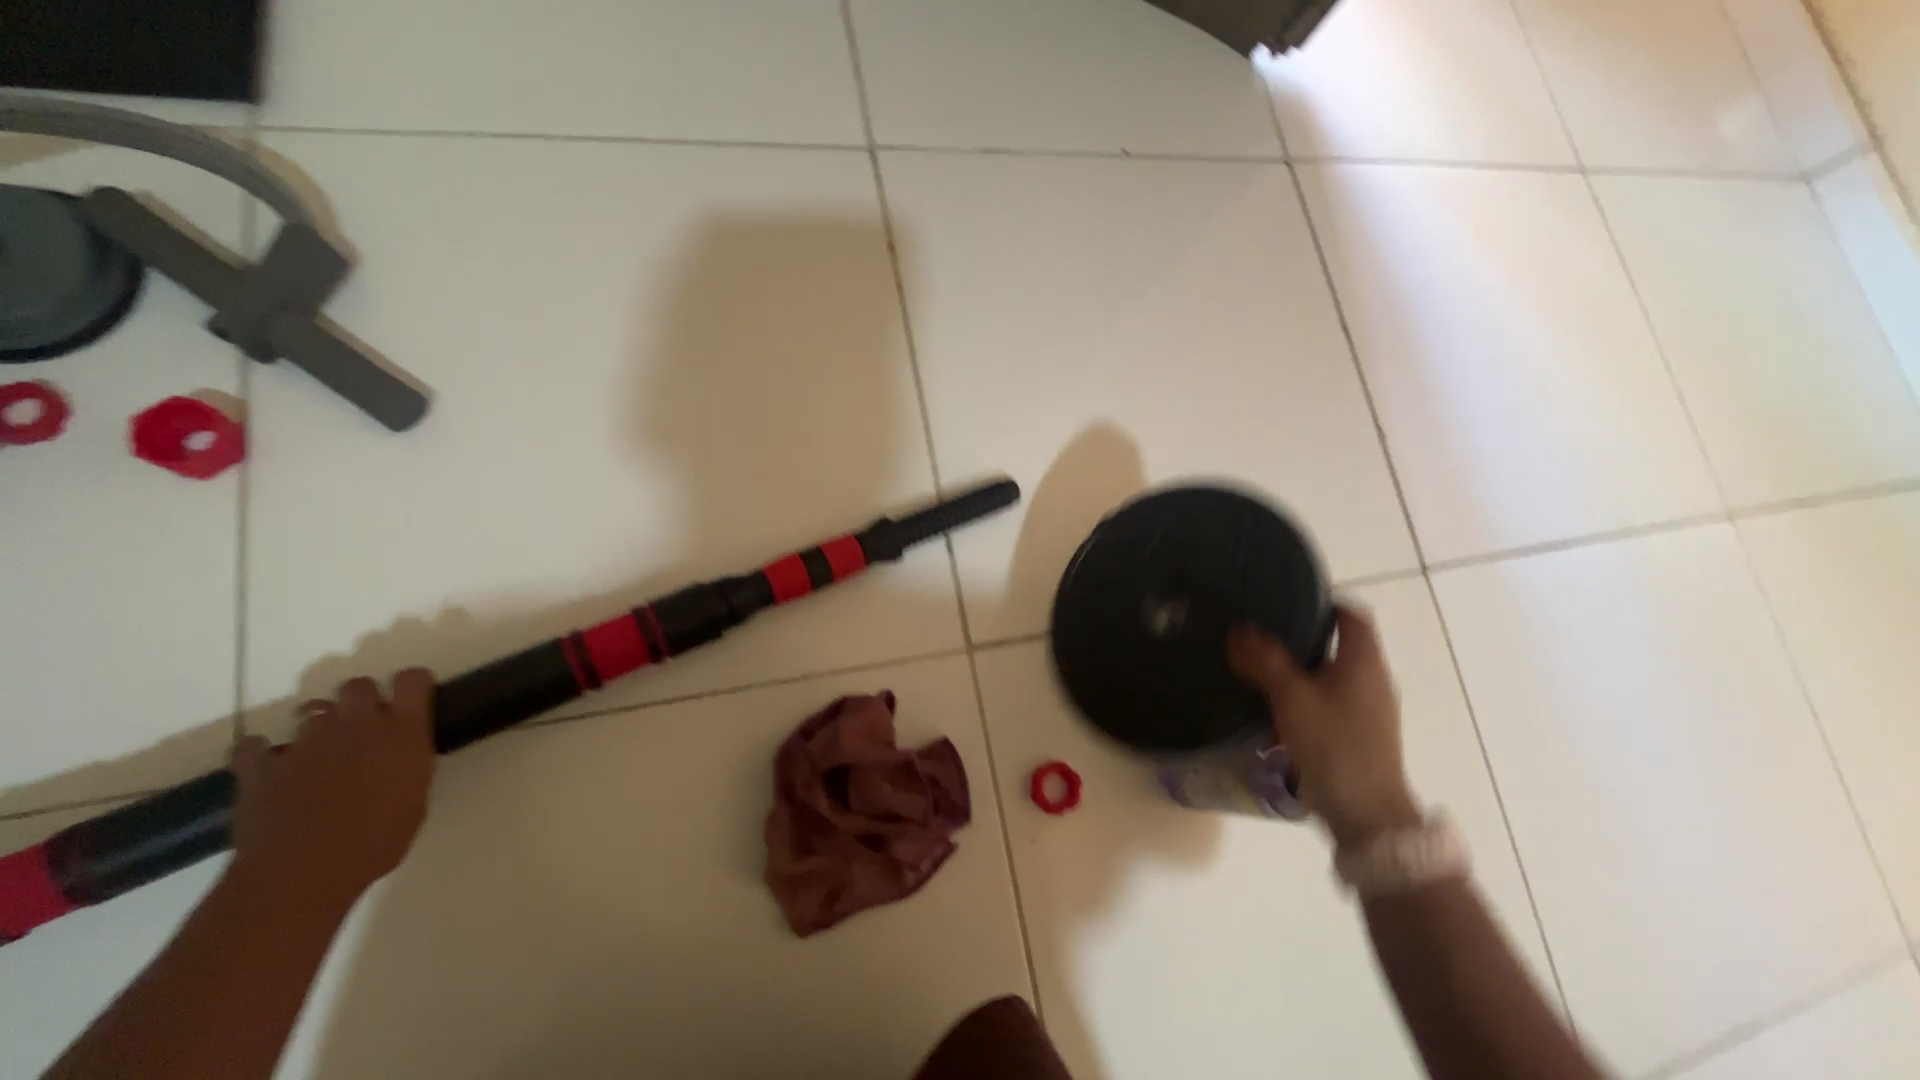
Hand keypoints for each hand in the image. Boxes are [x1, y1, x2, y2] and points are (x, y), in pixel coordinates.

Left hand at [229, 670, 437, 905]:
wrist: (303, 873)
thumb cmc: (376, 843)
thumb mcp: (414, 803)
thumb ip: (407, 767)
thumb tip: (398, 757)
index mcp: (401, 733)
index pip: (412, 680)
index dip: (412, 685)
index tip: (411, 700)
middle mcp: (355, 725)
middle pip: (358, 685)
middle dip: (361, 700)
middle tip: (363, 730)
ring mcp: (305, 741)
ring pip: (312, 712)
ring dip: (318, 728)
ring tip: (317, 757)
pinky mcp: (261, 764)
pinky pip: (255, 746)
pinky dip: (261, 753)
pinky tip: (270, 770)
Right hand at [1228, 605, 1420, 847]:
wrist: (1366, 815)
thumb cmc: (1334, 745)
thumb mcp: (1292, 697)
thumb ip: (1264, 660)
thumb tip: (1237, 629)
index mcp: (1364, 662)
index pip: (1351, 616)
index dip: (1323, 602)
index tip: (1286, 602)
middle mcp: (1373, 681)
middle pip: (1339, 646)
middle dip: (1301, 639)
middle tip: (1260, 636)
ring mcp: (1370, 712)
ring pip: (1332, 677)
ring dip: (1300, 673)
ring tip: (1259, 672)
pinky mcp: (1360, 738)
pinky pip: (1330, 705)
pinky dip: (1304, 700)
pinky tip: (1275, 714)